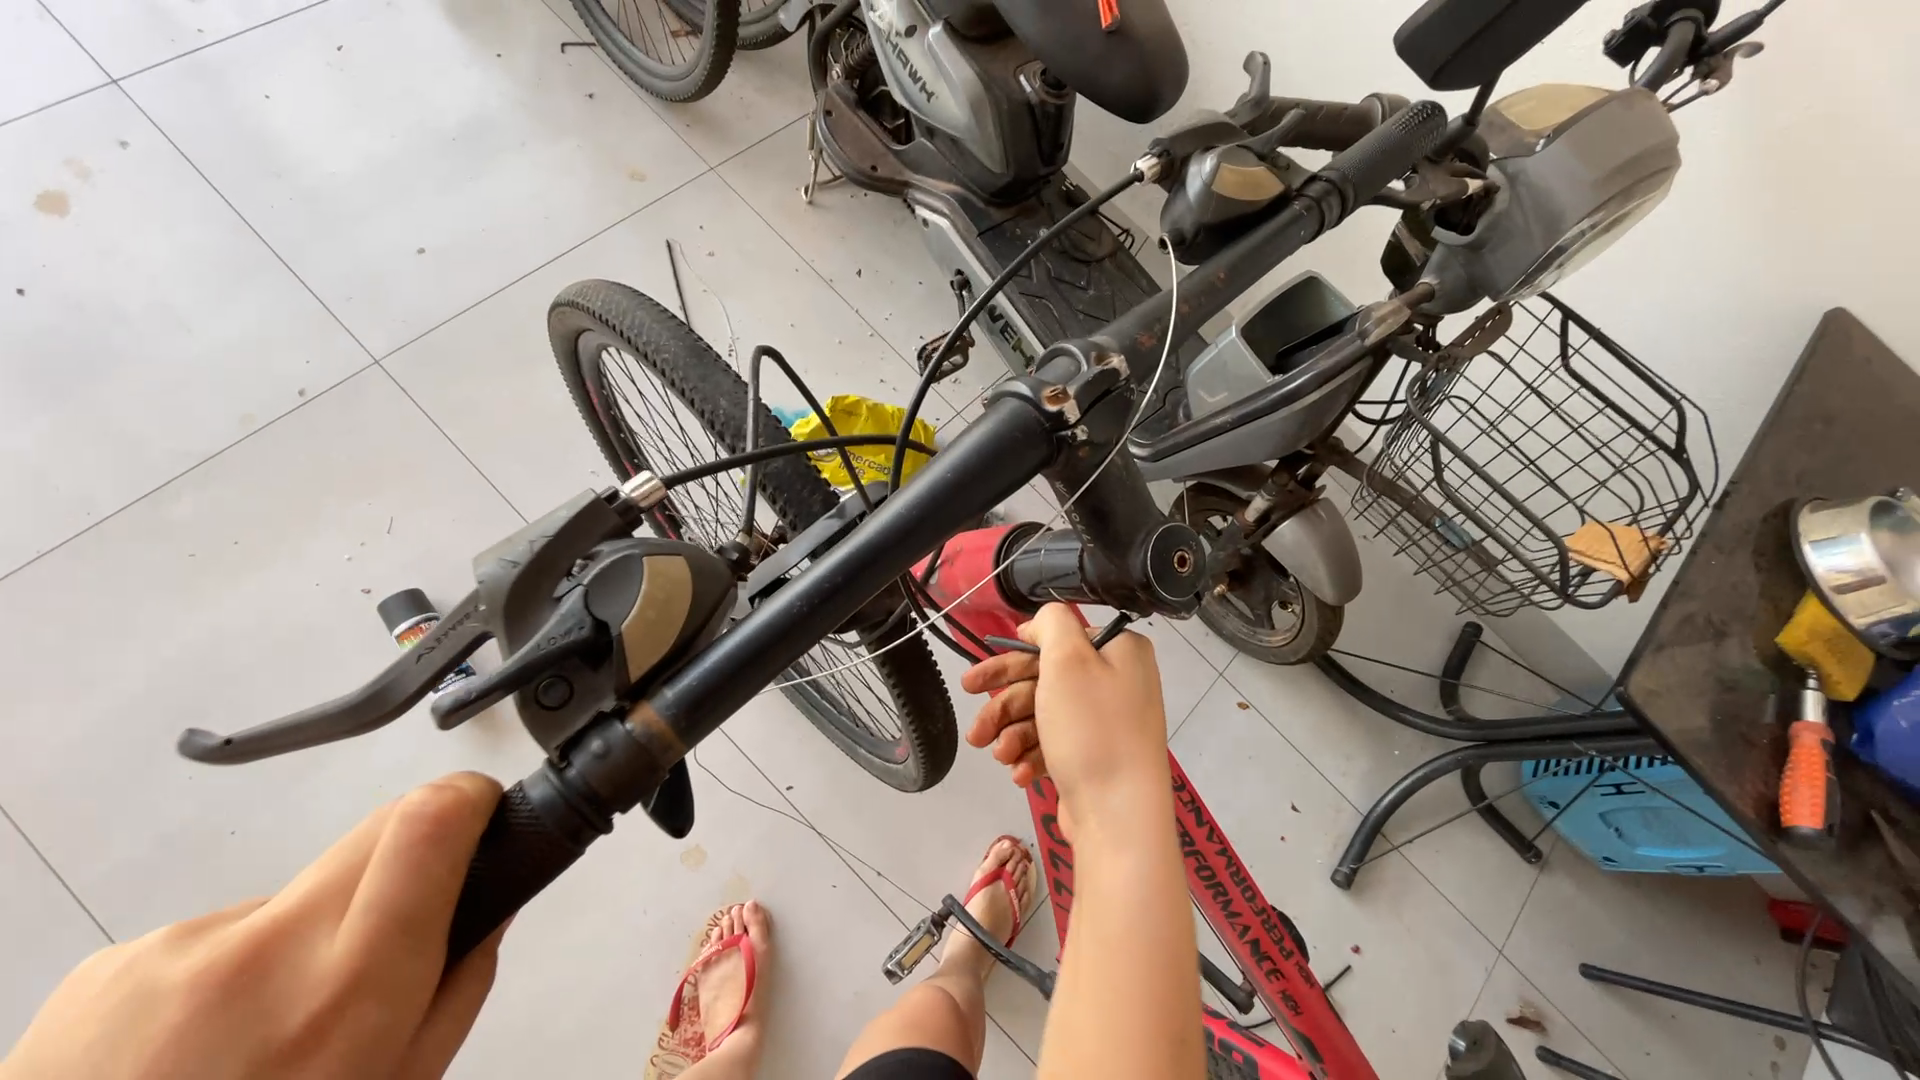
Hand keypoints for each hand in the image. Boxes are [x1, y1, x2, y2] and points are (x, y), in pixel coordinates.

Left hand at [3, 773, 507, 1079]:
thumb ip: (457, 989)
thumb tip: (488, 905)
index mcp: (350, 991)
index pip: (427, 824)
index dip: (469, 798)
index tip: (482, 811)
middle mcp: (263, 952)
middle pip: (376, 830)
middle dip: (411, 857)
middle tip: (399, 926)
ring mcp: (177, 951)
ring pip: (298, 895)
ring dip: (310, 936)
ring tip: (266, 1031)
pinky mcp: (111, 963)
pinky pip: (219, 938)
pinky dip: (233, 976)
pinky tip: (198, 1048)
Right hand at [962, 605, 1169, 829]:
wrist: (1118, 815)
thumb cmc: (1091, 728)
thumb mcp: (1067, 659)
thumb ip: (1051, 623)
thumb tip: (1042, 623)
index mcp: (1119, 650)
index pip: (1058, 638)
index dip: (1016, 656)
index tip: (982, 677)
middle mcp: (1116, 681)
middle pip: (1043, 679)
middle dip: (1003, 704)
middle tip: (973, 723)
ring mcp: (1105, 722)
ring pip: (1042, 714)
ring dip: (1012, 733)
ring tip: (997, 755)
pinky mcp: (1094, 756)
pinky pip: (1053, 743)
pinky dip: (1030, 755)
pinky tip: (1019, 773)